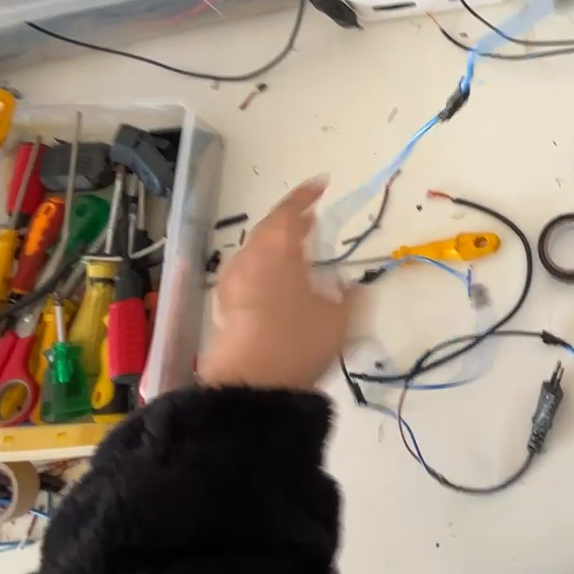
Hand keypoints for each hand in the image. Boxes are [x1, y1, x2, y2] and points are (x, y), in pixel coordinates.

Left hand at [199, 177, 356, 390]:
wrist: (250, 389)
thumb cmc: (299, 343)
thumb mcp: (340, 318)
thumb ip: (349, 294)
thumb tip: (349, 283)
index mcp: (277, 254)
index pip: (289, 213)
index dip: (306, 196)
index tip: (322, 183)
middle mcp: (249, 263)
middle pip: (267, 231)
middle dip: (291, 221)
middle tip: (311, 217)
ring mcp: (232, 286)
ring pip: (255, 252)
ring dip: (277, 245)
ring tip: (299, 248)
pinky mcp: (224, 309)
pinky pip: (248, 273)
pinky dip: (266, 266)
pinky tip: (281, 281)